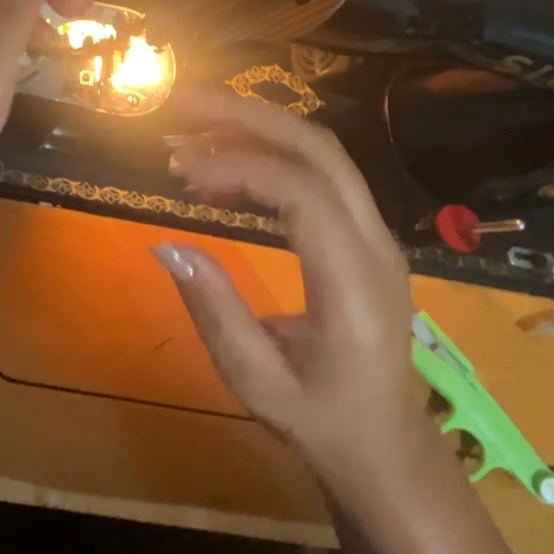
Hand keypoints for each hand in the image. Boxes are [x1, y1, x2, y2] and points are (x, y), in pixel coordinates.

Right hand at [152, 92, 419, 475]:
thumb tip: (165, 244)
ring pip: (322, 153)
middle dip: (247, 115)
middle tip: (180, 105)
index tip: (179, 172)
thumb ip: (215, 312)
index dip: (237, 168)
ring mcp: (375, 236)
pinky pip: (318, 175)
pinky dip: (267, 156)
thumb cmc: (322, 419)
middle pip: (320, 150)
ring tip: (189, 133)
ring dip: (254, 129)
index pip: (302, 193)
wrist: (388, 447)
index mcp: (353, 283)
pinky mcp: (362, 237)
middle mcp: (375, 245)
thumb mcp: (257, 381)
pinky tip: (220, 172)